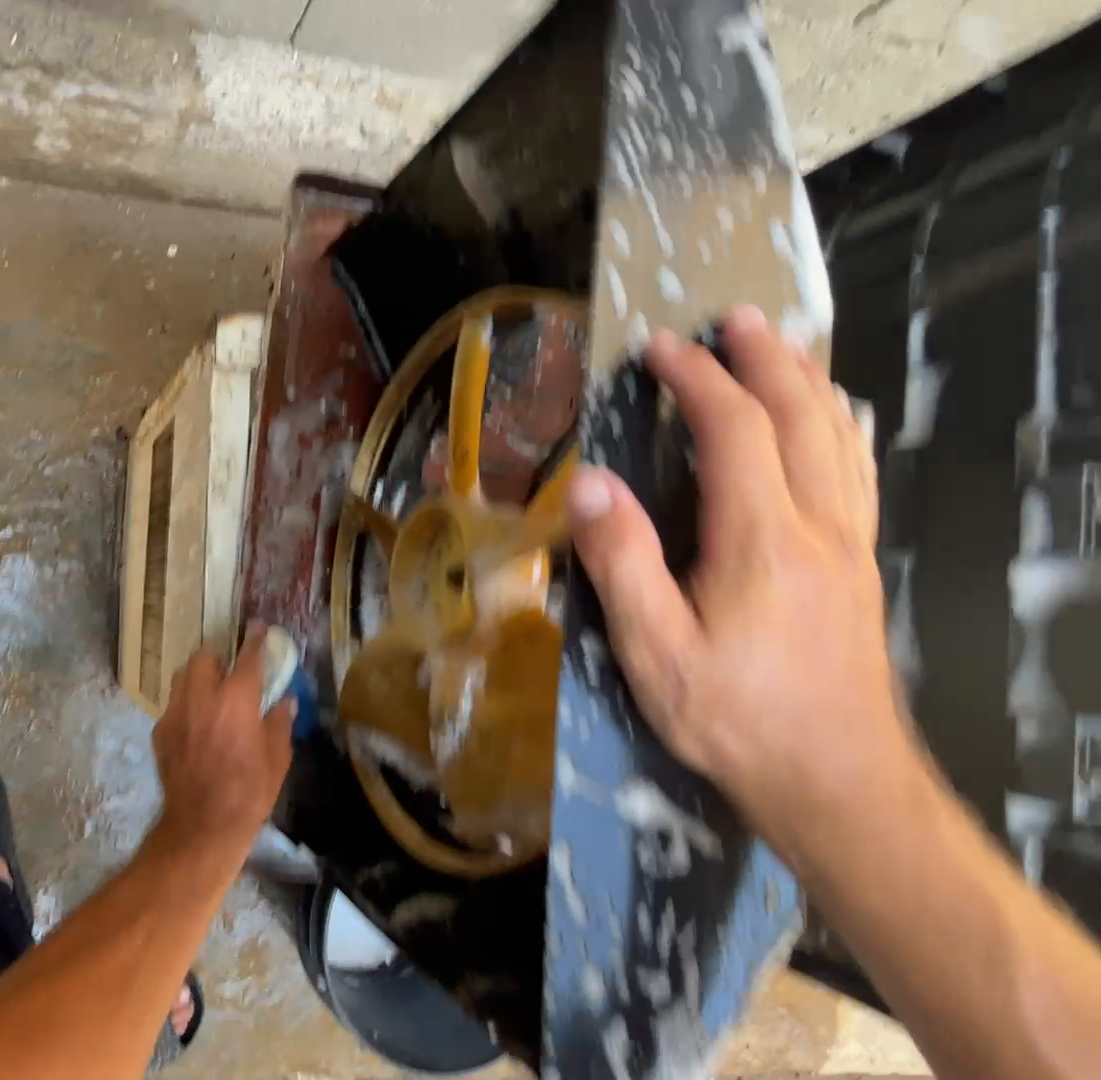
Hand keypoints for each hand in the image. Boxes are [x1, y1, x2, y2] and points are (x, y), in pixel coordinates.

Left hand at [151, 625, 297, 853]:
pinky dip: (186, 707)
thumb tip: (285, 702)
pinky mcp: (160, 731)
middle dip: (218, 658)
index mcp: (236, 698)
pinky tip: (196, 727)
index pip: (247, 657)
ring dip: (197, 678)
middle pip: (204, 657)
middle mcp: (202, 696)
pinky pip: (173, 706)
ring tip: (210, 695)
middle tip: (230, 672)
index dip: (254, 639)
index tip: (257, 628)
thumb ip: (279, 723)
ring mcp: (175, 712)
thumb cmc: (249, 791)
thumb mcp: (277, 757)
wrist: (203, 824)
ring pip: (182, 677)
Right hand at [566, 307, 914, 864]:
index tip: (659, 347)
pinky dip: (841, 427)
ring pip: (840, 439)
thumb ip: (622, 561)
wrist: (836, 782)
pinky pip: (856, 473)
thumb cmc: (731, 716)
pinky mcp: (859, 568)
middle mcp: (817, 526)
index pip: (733, 432)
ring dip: (809, 382)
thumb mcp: (653, 648)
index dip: (697, 381)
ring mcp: (849, 545)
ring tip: (785, 346)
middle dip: (766, 359)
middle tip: (734, 318)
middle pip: (802, 417)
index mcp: (761, 540)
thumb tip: (590, 481)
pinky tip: (835, 422)